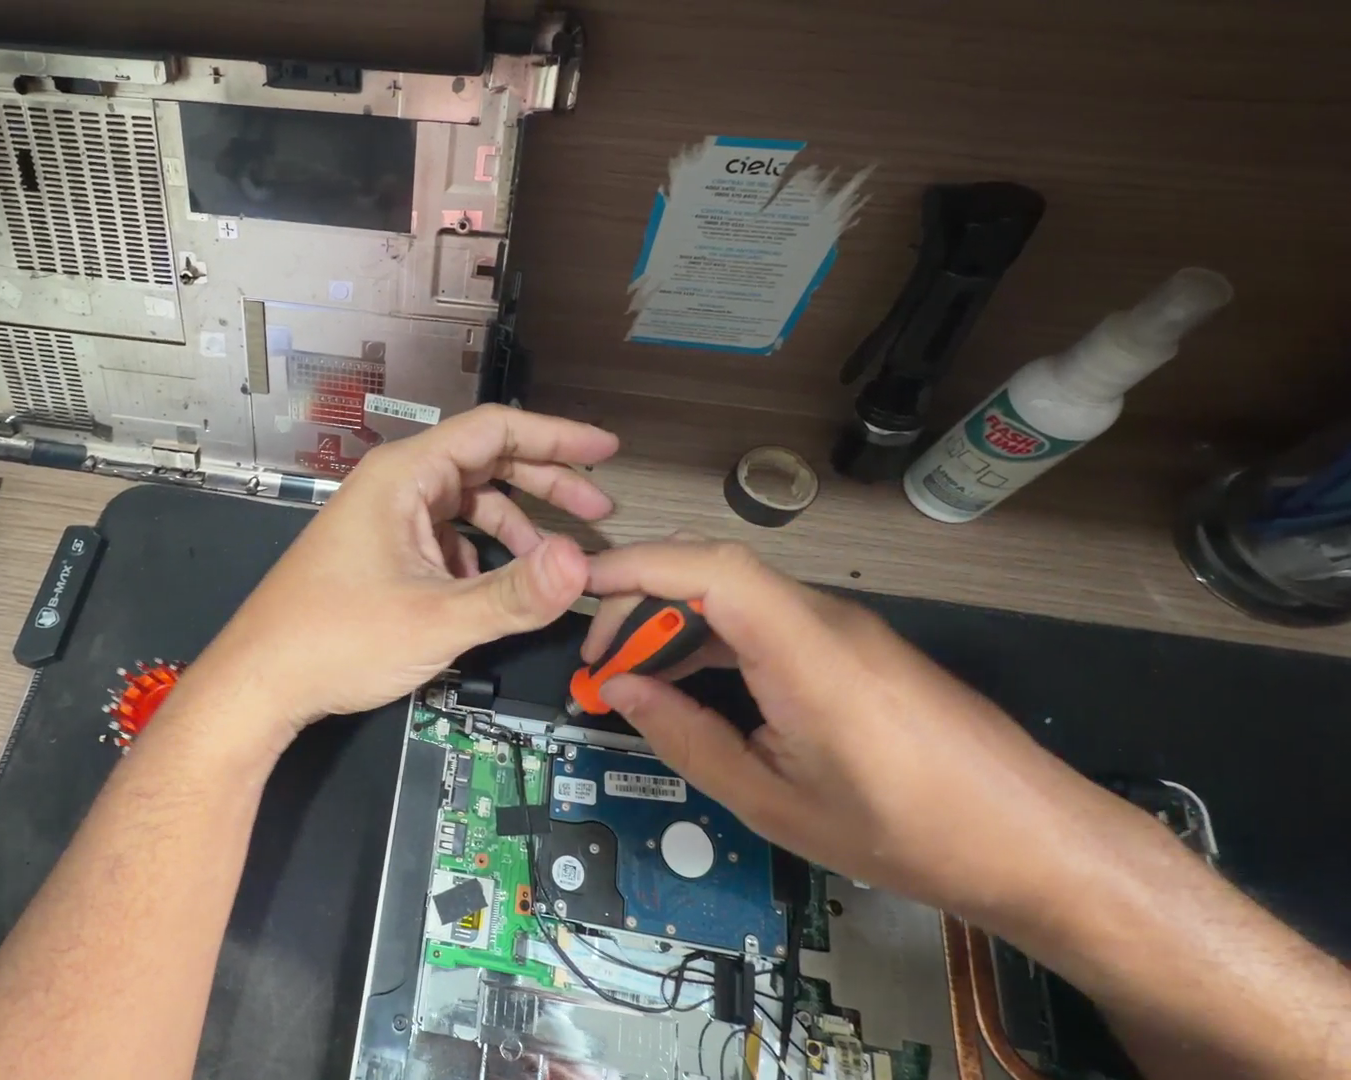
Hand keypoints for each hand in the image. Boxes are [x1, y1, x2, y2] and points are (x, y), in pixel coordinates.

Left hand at [179, 405, 617, 753]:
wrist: (260, 680)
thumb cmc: (338, 640)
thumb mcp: (436, 620)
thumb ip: (513, 594)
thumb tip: (584, 565)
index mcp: (404, 475)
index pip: (493, 430)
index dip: (556, 436)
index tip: (608, 450)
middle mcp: (395, 485)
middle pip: (484, 464)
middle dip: (545, 484)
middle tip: (598, 511)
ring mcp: (386, 518)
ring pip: (466, 506)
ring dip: (513, 529)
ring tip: (553, 563)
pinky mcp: (381, 550)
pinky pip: (444, 538)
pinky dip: (478, 556)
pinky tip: (494, 589)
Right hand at [583, 540, 1155, 920]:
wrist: (1040, 845)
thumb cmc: (909, 833)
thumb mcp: (774, 802)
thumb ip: (687, 739)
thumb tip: (619, 691)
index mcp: (806, 652)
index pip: (708, 568)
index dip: (635, 565)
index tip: (578, 588)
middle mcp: (823, 618)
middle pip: (711, 573)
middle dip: (639, 604)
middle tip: (598, 665)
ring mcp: (840, 627)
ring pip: (732, 595)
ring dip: (672, 624)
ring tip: (631, 679)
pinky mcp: (849, 644)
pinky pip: (761, 620)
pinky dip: (710, 640)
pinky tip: (687, 682)